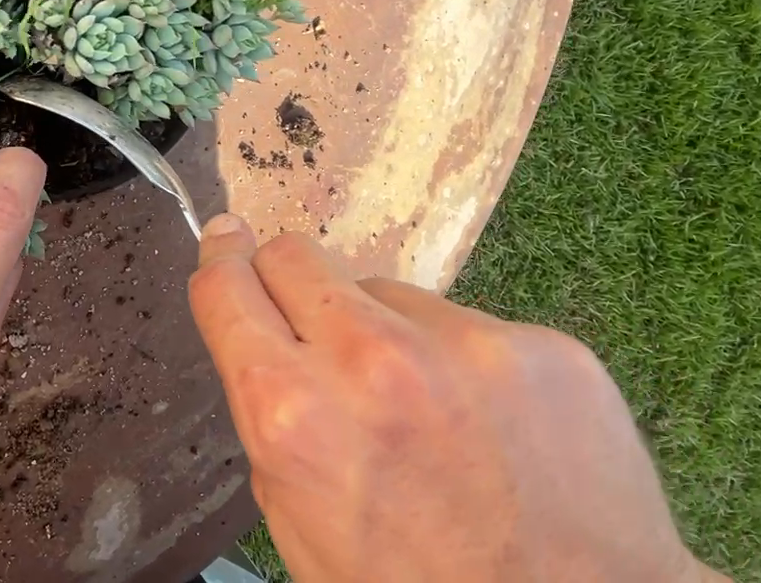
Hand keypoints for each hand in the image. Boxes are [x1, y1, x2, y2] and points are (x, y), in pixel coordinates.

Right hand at [190, 214, 723, 582]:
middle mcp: (370, 358)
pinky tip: (489, 424)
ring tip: (423, 410)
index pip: (226, 286)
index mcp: (292, 409)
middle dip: (288, 283)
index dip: (218, 260)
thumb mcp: (295, 521)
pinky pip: (463, 323)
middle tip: (312, 328)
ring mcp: (463, 344)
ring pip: (383, 291)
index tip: (223, 239)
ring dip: (382, 332)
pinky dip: (458, 359)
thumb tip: (258, 330)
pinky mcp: (542, 347)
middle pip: (293, 255)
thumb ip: (267, 413)